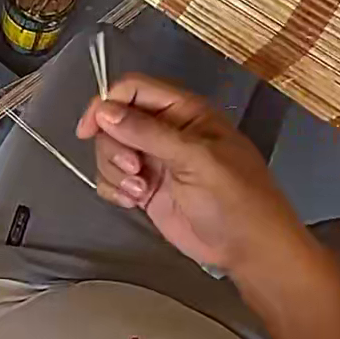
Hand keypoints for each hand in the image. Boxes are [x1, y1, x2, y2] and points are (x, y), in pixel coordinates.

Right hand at [74, 73, 312, 276]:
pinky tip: (135, 201)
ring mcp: (154, 160)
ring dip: (115, 171)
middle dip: (113, 146)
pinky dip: (115, 189)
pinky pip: (113, 178)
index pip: (133, 90)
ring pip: (110, 151)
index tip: (90, 129)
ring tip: (139, 191)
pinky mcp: (146, 188)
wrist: (249, 248)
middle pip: (114, 121)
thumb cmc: (236, 197)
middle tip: (133, 169)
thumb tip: (105, 111)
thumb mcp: (195, 159)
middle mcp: (165, 131)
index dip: (107, 104)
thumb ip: (148, 133)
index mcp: (183, 111)